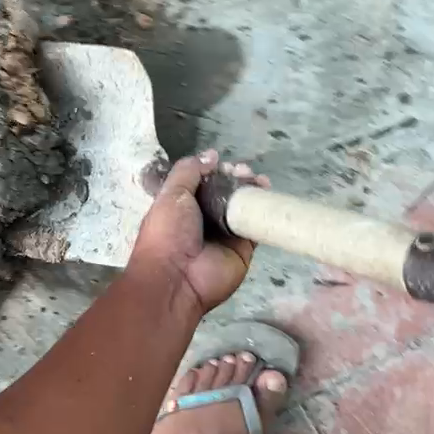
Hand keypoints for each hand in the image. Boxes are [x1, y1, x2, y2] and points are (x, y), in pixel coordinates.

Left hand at [128, 150, 265, 312]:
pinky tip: (266, 193)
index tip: (223, 164)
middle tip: (242, 171)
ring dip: (250, 190)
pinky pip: (255, 227)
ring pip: (242, 207)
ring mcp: (225, 235)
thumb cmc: (167, 233)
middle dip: (235, 178)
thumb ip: (189, 171)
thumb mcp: (171, 194)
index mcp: (182, 207)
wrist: (176, 279)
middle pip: (226, 193)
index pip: (203, 184)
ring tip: (256, 178)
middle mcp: (204, 220)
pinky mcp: (243, 249)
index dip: (215, 171)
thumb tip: (212, 155)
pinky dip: (262, 210)